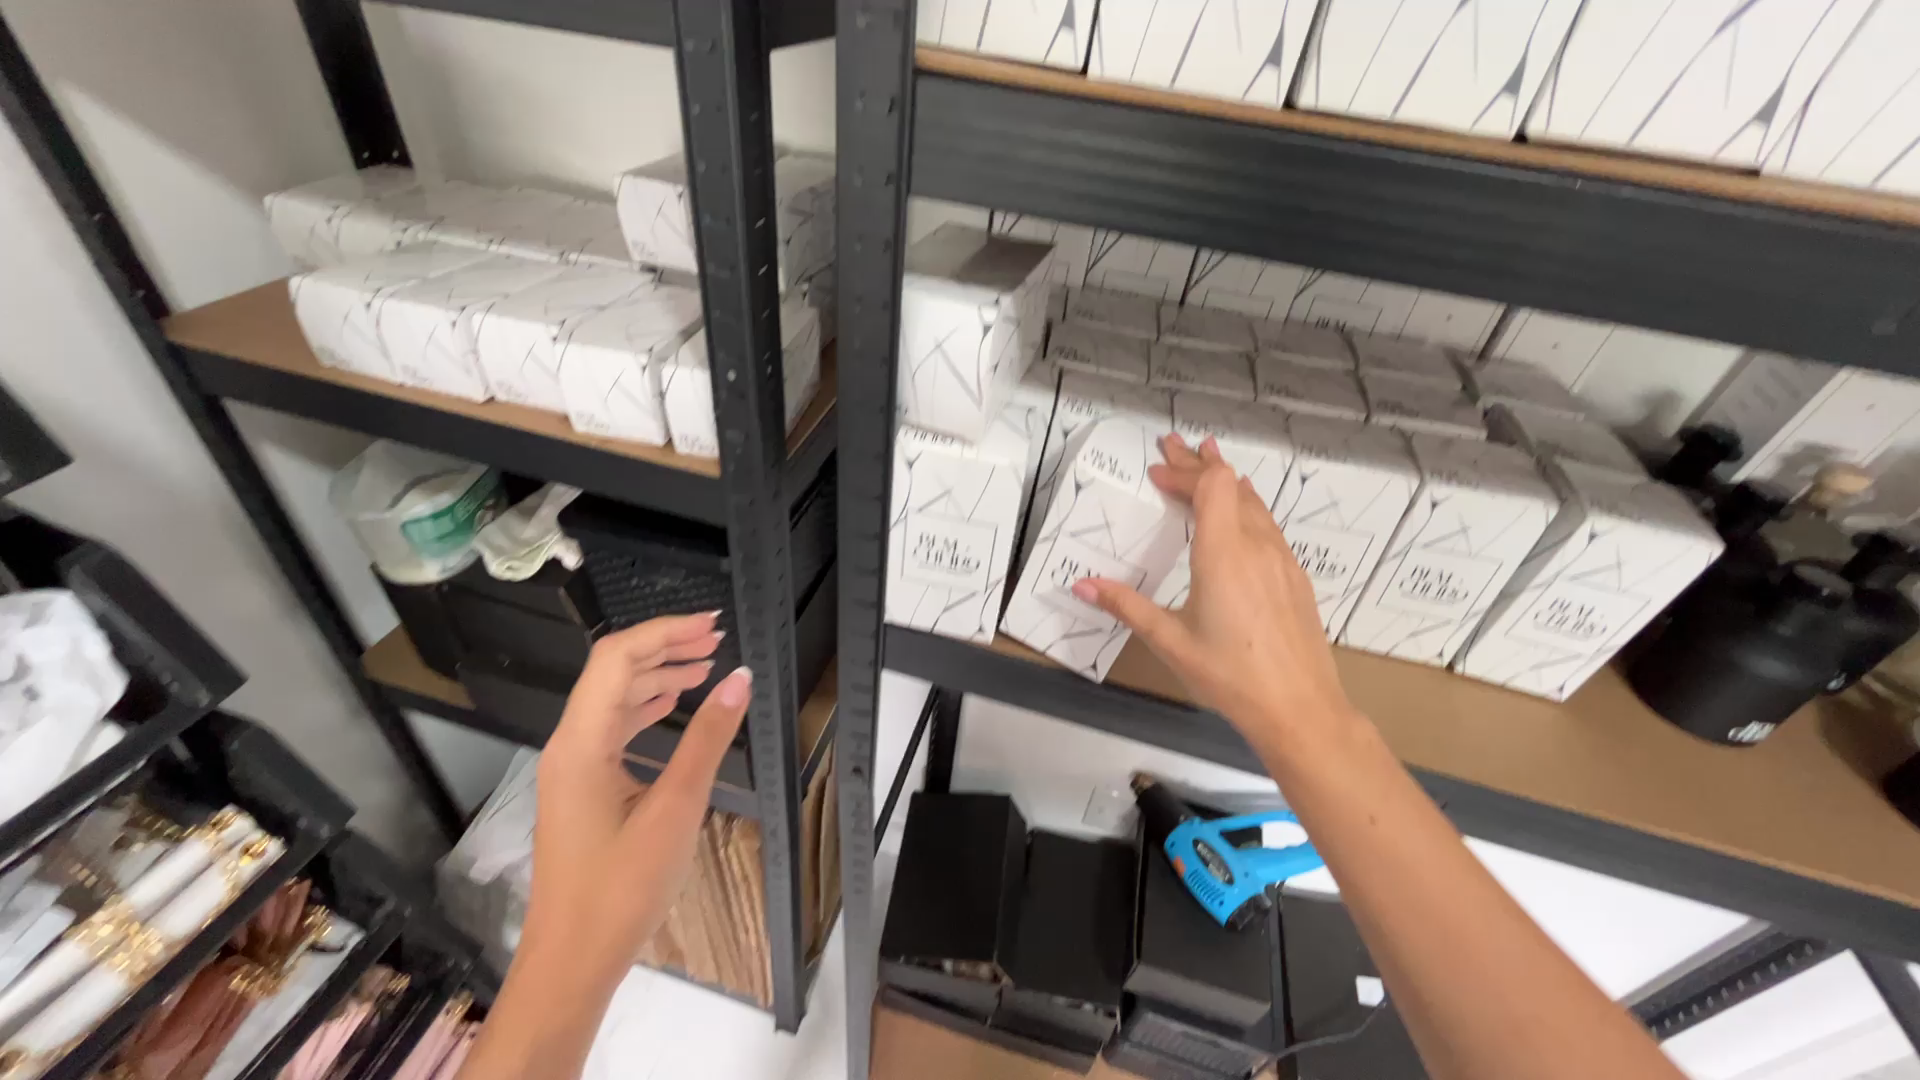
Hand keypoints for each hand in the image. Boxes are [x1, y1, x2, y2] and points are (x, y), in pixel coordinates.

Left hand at [523, 612, 750, 973]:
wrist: (573, 960)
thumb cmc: (623, 888)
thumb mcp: (676, 809)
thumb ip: (708, 738)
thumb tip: (740, 680)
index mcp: (581, 743)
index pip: (617, 659)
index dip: (664, 632)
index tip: (712, 626)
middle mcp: (569, 745)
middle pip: (612, 672)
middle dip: (664, 648)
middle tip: (716, 640)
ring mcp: (572, 768)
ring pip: (612, 699)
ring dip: (657, 676)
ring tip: (704, 667)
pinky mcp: (581, 788)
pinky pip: (612, 728)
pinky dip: (646, 707)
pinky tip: (673, 705)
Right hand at [1072, 435, 1359, 746]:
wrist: (1301, 708)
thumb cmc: (1229, 676)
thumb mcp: (1170, 641)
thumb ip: (1125, 606)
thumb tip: (1081, 584)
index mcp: (1223, 554)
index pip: (1211, 486)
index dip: (1183, 471)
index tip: (1157, 469)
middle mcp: (1256, 546)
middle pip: (1231, 485)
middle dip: (1199, 463)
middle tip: (1174, 445)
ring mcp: (1281, 559)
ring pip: (1254, 502)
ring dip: (1226, 480)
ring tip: (1209, 461)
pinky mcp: (1294, 576)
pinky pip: (1268, 523)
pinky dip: (1246, 504)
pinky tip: (1242, 511)